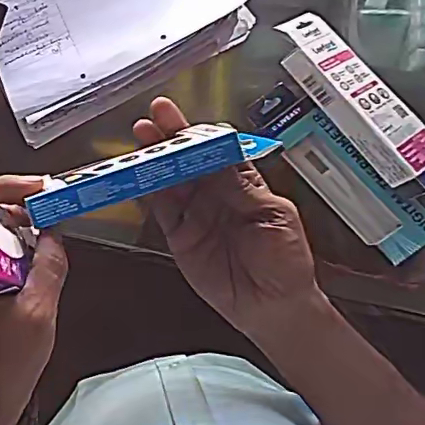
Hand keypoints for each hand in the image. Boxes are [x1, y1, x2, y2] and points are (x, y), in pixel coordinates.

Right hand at [132, 97, 324, 339]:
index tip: (186, 118)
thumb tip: (219, 160)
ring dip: (154, 159)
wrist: (274, 306)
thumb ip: (243, 189)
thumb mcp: (274, 217)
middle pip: (188, 159)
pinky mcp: (179, 235)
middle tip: (153, 119)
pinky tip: (137, 174)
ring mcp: (196, 213)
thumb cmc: (286, 260)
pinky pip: (161, 209)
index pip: (217, 150)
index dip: (199, 133)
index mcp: (243, 182)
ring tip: (140, 139)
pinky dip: (148, 192)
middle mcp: (216, 193)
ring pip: (170, 179)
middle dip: (170, 138)